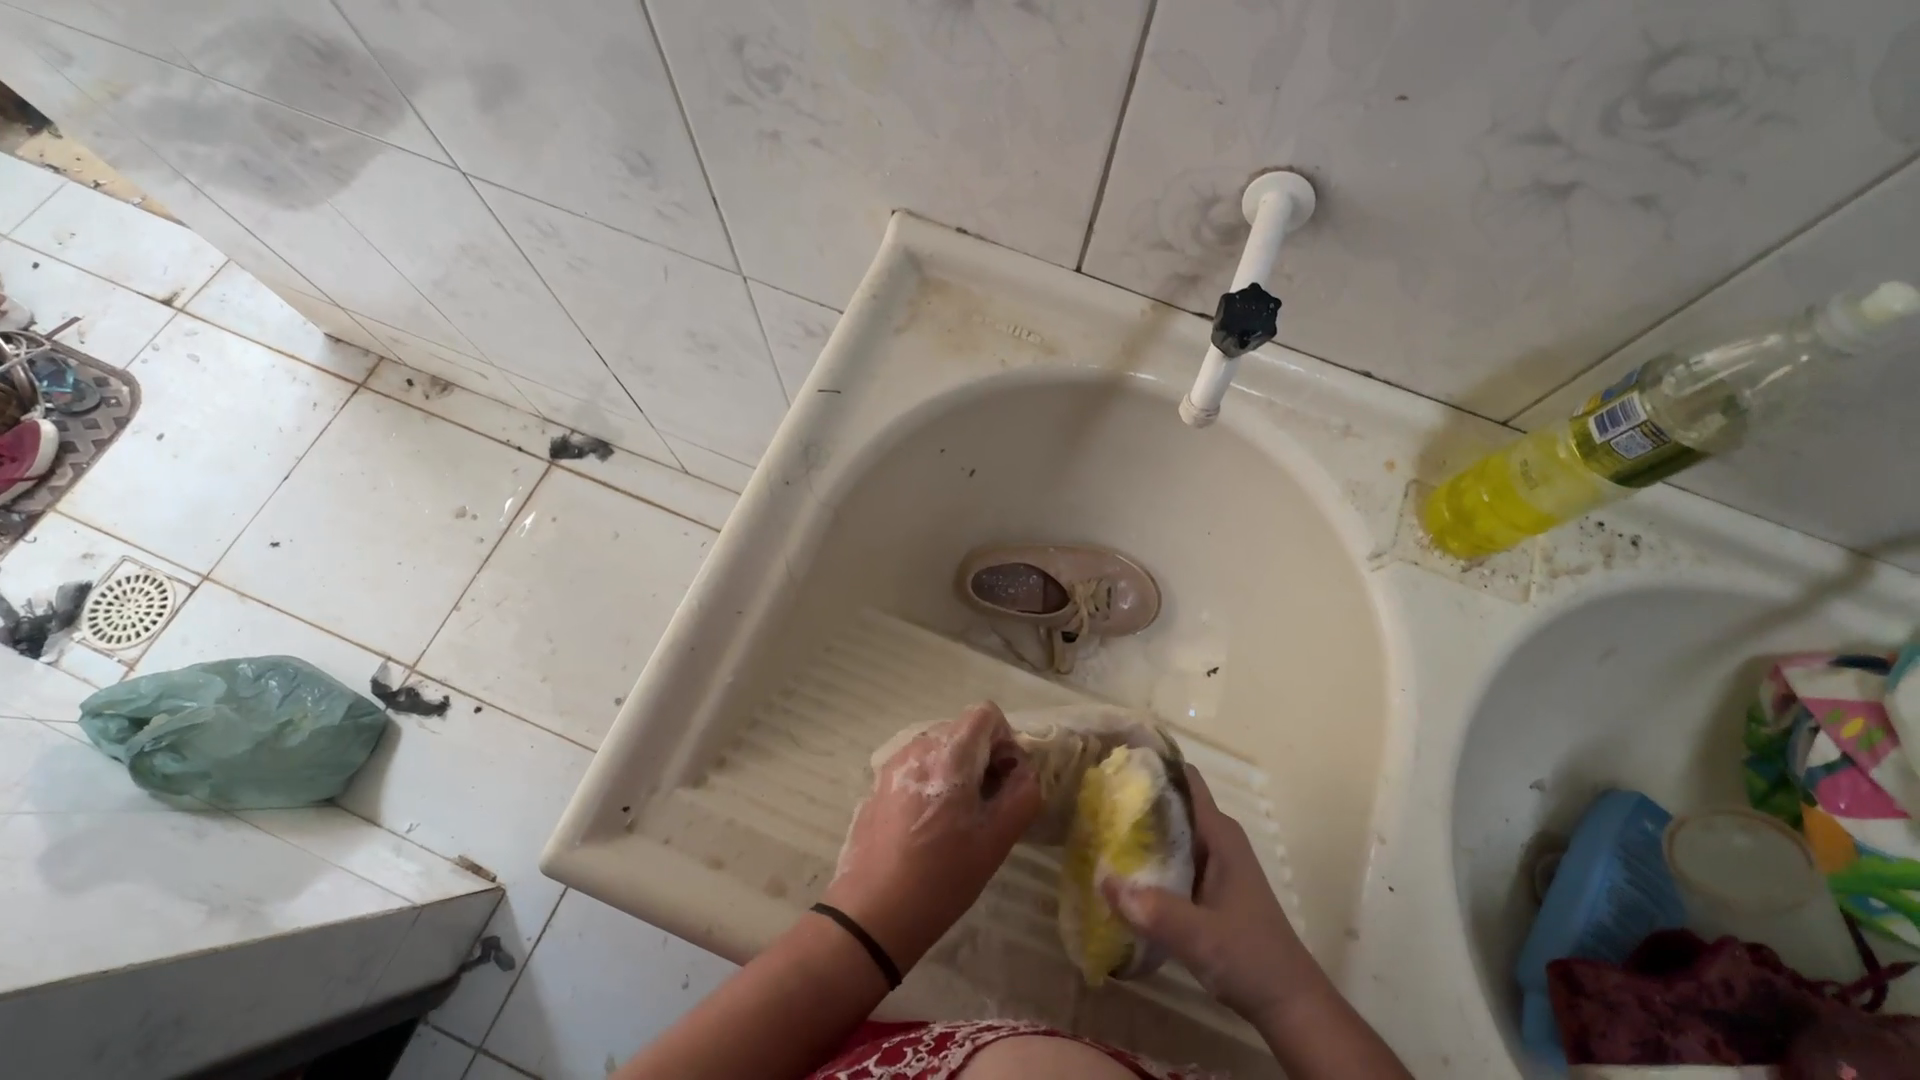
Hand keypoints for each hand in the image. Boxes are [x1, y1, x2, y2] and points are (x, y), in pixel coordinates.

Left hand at [823, 702, 1041, 970]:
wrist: (872, 913)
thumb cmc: (942, 877)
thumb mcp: (996, 840)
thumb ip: (1022, 795)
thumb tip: (1023, 771)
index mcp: (949, 755)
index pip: (985, 713)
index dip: (1005, 740)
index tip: (1005, 780)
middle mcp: (917, 748)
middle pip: (961, 730)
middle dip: (982, 757)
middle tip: (987, 804)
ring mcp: (892, 766)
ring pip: (938, 749)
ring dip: (957, 770)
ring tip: (958, 818)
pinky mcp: (877, 786)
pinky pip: (916, 768)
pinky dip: (932, 783)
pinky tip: (929, 828)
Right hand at [1104, 765, 1316, 1021]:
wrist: (1286, 1002)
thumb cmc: (1250, 958)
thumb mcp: (1200, 936)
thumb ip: (1154, 909)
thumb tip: (1101, 879)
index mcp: (1219, 835)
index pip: (1182, 780)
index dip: (1149, 766)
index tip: (1109, 764)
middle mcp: (1213, 840)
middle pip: (1168, 804)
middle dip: (1130, 800)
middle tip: (1086, 801)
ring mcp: (1209, 865)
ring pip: (1165, 834)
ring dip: (1132, 832)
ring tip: (1088, 830)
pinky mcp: (1202, 889)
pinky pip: (1166, 860)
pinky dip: (1141, 860)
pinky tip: (1112, 873)